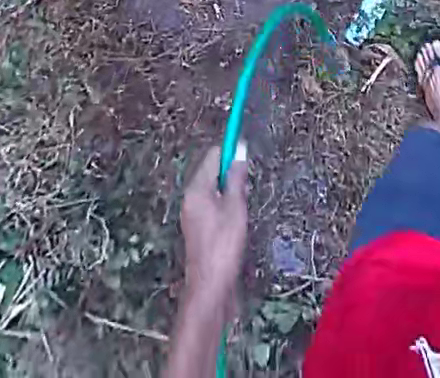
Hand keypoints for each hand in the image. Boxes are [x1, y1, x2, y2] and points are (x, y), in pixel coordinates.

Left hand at [180, 142, 248, 314]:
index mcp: (197, 189)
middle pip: (212, 171)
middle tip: (247, 185)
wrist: (210, 288)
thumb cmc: (223, 245)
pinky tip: (236, 217)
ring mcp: (192, 214)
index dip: (231, 151)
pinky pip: (212, 203)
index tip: (248, 153)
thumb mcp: (235, 207)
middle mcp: (190, 198)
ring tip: (243, 203)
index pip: (213, 156)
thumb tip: (240, 152)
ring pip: (213, 188)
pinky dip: (225, 203)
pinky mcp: (198, 228)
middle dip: (231, 171)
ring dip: (229, 188)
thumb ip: (237, 178)